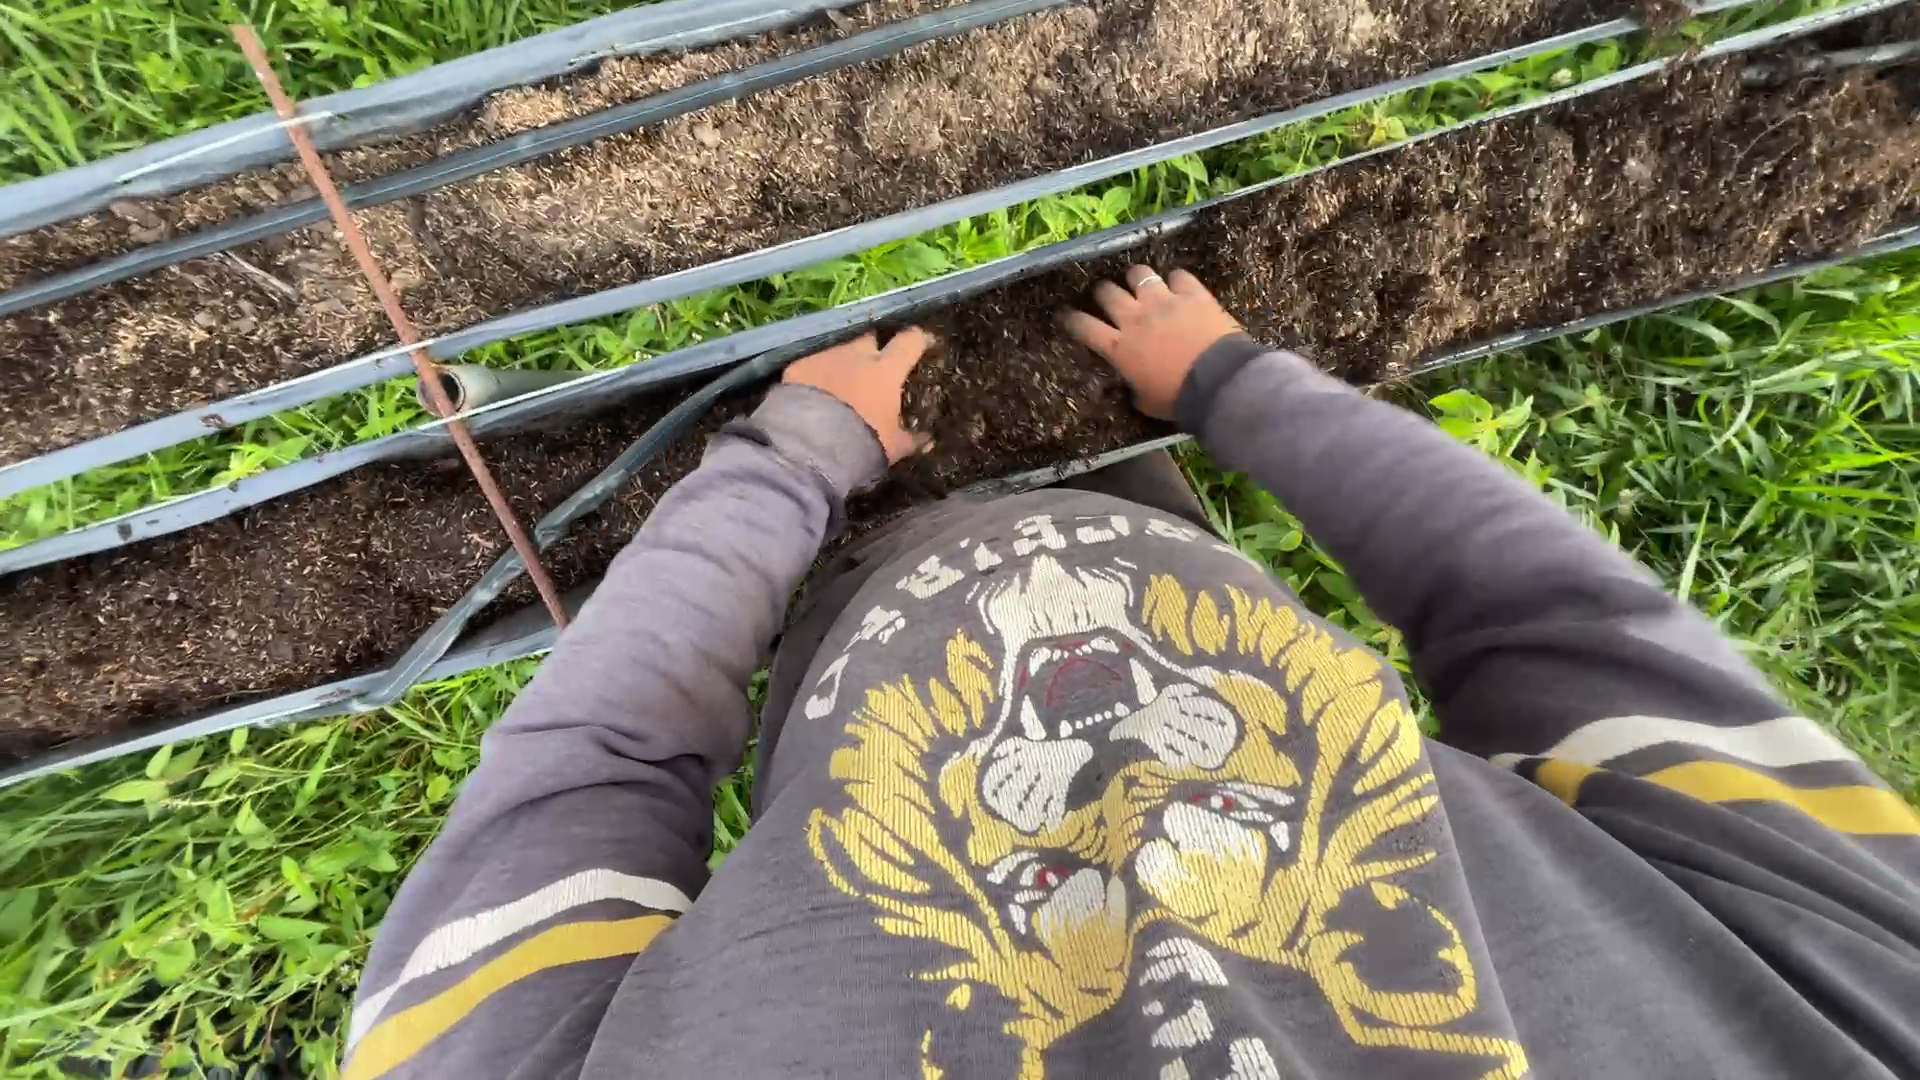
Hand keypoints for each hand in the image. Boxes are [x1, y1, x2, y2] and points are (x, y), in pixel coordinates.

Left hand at [782, 328, 933, 461]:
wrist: (812, 447)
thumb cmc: (863, 444)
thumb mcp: (893, 447)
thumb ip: (911, 440)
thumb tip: (928, 441)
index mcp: (886, 371)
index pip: (909, 342)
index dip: (917, 339)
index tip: (921, 342)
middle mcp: (857, 356)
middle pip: (870, 337)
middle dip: (873, 347)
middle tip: (874, 366)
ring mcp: (825, 358)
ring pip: (838, 351)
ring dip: (842, 364)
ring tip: (838, 387)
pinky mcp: (798, 367)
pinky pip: (811, 367)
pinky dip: (814, 377)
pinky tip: (810, 396)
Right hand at [1058, 265, 1241, 418]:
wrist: (1217, 381)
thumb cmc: (1177, 398)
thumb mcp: (1145, 402)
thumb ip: (1133, 389)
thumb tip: (1132, 387)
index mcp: (1118, 348)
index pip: (1083, 327)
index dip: (1071, 319)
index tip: (1065, 314)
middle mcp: (1134, 318)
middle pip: (1107, 292)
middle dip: (1102, 292)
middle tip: (1106, 297)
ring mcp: (1163, 302)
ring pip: (1139, 275)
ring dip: (1136, 278)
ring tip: (1139, 283)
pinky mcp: (1192, 294)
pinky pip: (1178, 276)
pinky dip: (1175, 280)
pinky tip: (1177, 286)